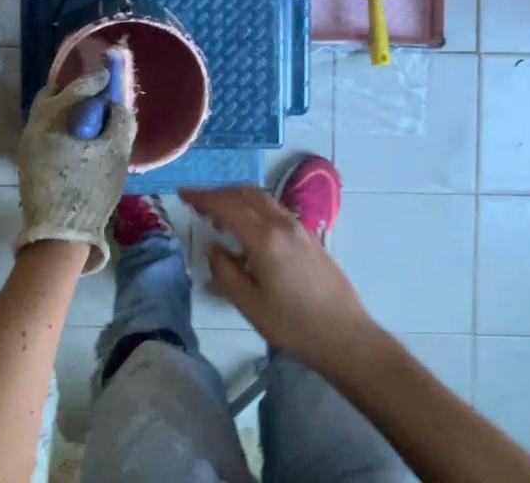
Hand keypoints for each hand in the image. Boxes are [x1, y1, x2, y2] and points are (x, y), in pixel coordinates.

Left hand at [15, 64, 135, 274]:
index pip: (74, 88)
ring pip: (46, 117)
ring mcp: (26, 146)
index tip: (107, 77)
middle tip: (94, 98)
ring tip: (88, 124)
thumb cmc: (89, 190)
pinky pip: (44, 134)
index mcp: (52, 119)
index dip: (94, 80)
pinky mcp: (26, 163)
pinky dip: (60, 130)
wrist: (58, 234)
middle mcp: (33, 127)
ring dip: (65, 113)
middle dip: (72, 93)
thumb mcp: (115, 154)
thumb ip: (120, 123)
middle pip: (52, 97)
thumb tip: (116, 107)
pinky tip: (76, 144)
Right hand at [180, 186, 378, 368]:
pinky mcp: (309, 236)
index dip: (203, 197)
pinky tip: (249, 231)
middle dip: (219, 193)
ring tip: (220, 217)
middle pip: (245, 193)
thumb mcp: (248, 303)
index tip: (183, 194)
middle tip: (198, 204)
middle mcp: (282, 224)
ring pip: (262, 198)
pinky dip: (254, 208)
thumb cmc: (293, 324)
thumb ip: (224, 270)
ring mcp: (299, 228)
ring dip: (237, 199)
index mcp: (265, 238)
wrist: (346, 336)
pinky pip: (274, 210)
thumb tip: (213, 246)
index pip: (227, 205)